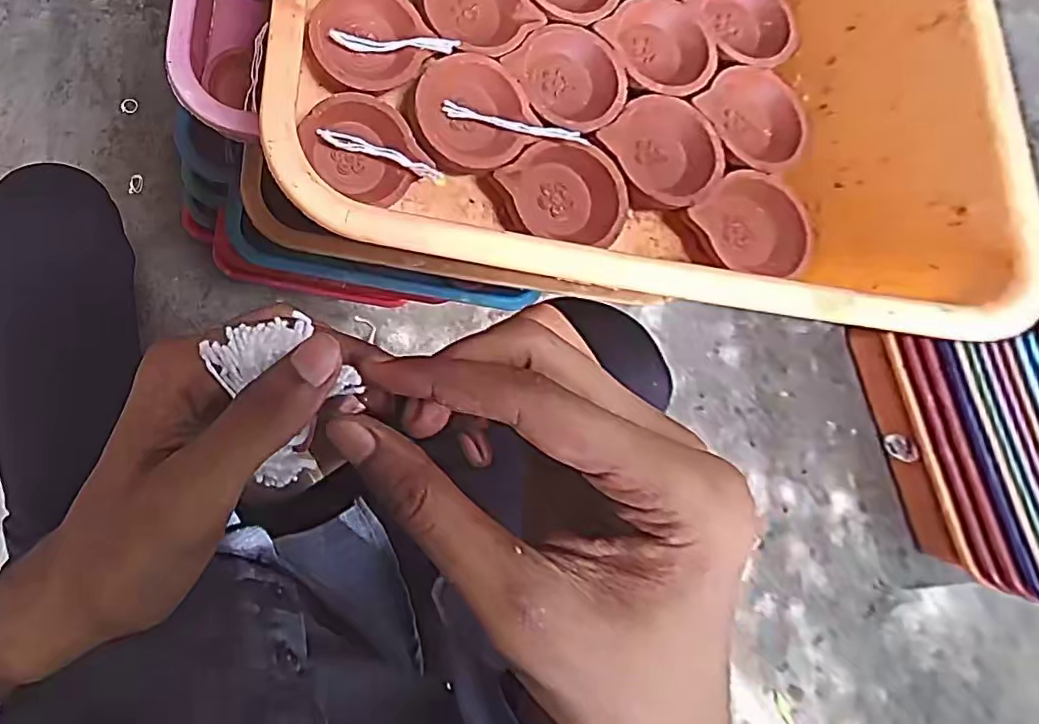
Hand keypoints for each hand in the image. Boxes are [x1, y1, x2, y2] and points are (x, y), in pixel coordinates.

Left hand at [20, 308, 387, 667]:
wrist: (85, 595)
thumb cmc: (132, 546)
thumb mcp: (201, 483)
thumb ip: (262, 416)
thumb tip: (324, 349)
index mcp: (183, 363)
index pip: (276, 330)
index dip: (332, 352)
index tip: (383, 388)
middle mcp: (192, 365)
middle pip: (280, 350)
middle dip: (331, 376)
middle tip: (379, 418)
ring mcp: (201, 395)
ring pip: (279, 380)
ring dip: (320, 402)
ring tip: (360, 434)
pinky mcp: (211, 425)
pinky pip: (267, 410)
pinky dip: (299, 426)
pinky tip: (323, 450)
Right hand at [325, 314, 756, 723]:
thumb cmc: (606, 685)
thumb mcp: (508, 599)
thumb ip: (426, 505)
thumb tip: (355, 429)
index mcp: (682, 488)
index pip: (545, 398)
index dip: (453, 382)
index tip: (385, 379)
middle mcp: (674, 447)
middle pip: (547, 353)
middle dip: (461, 371)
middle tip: (404, 409)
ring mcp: (645, 439)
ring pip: (539, 357)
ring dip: (469, 377)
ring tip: (429, 423)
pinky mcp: (609, 443)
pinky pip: (536, 386)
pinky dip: (481, 396)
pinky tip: (462, 436)